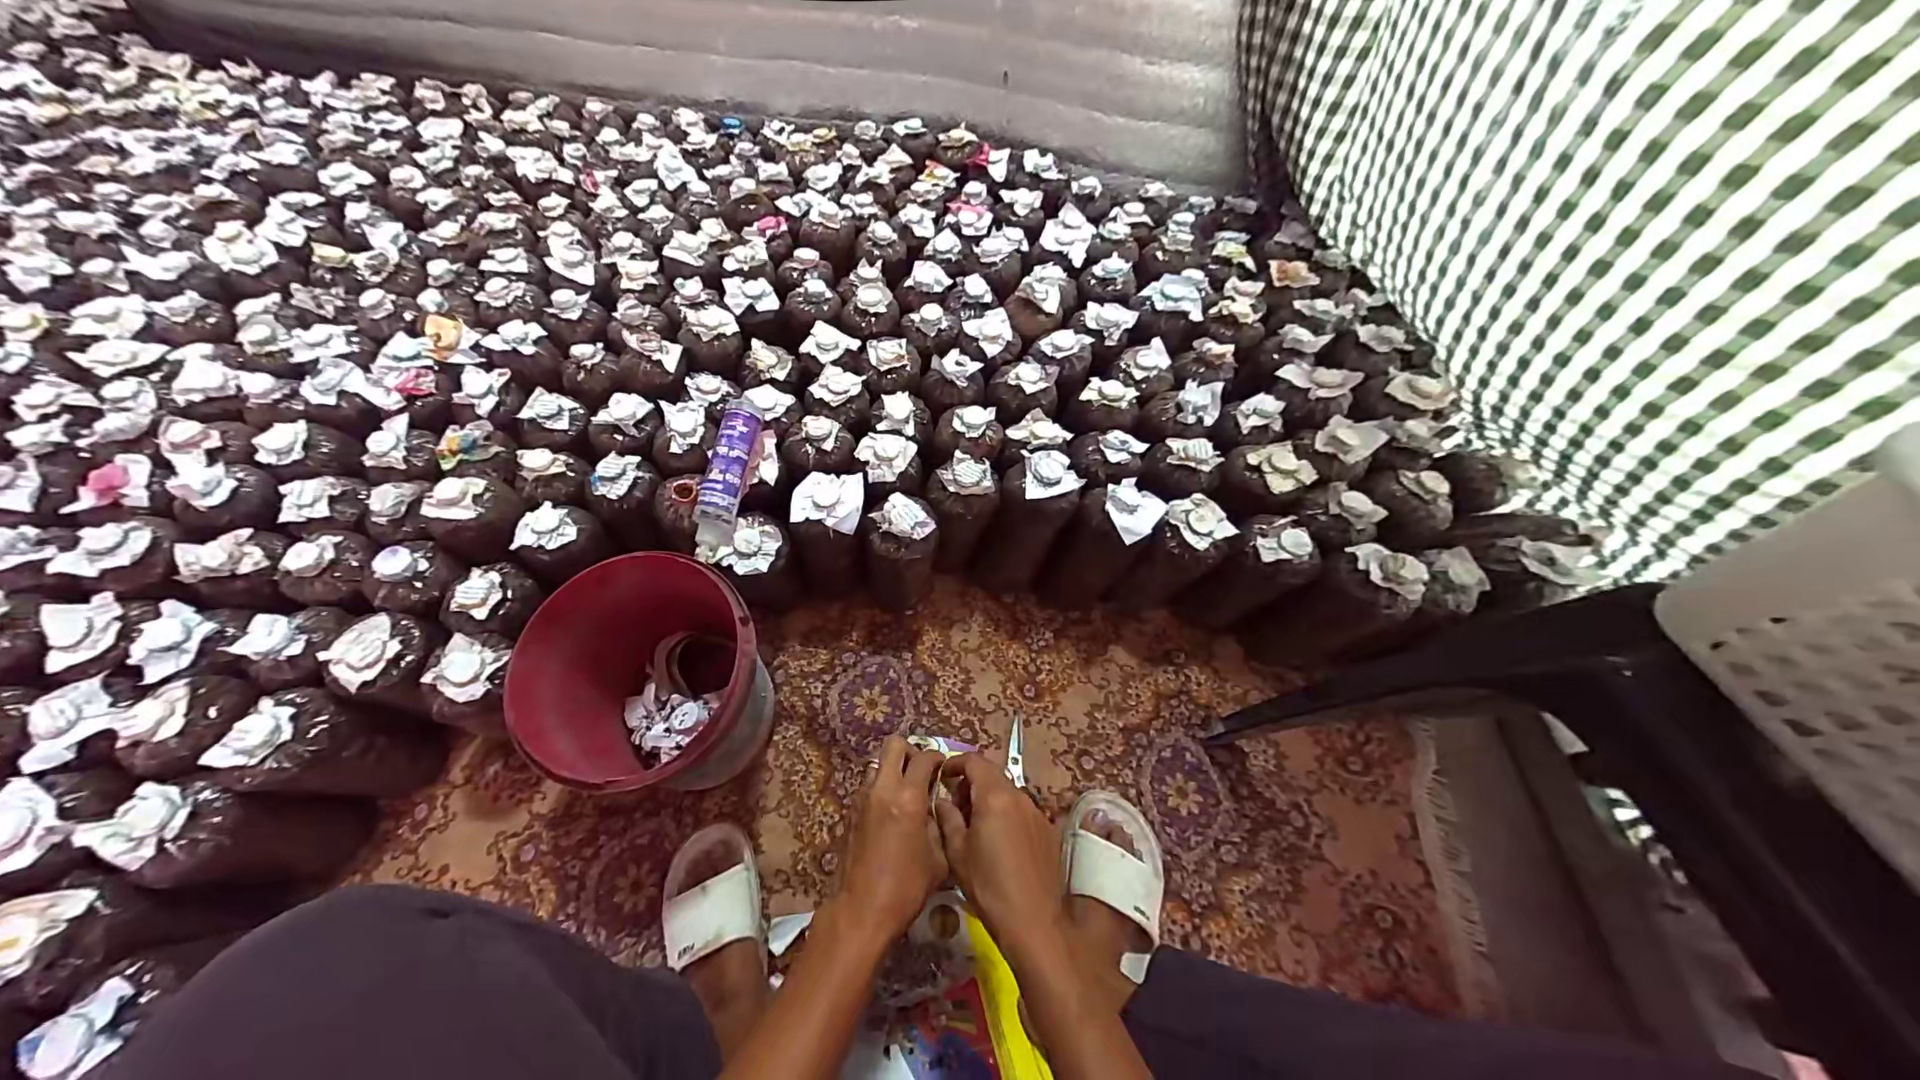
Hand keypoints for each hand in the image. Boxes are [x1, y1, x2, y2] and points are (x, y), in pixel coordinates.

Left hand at [835, 735, 948, 939]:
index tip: (944, 769)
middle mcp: (882, 789)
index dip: (938, 758)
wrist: (860, 911)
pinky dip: (882, 789)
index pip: (924, 757)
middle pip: (893, 745)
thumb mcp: (938, 858)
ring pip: (877, 764)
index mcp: (908, 797)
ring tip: (906, 793)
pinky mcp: (850, 813)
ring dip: (893, 770)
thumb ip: (939, 825)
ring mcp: (862, 799)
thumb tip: (935, 810)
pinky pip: (868, 786)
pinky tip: (892, 813)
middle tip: (921, 771)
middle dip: (910, 752)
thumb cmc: (906, 888)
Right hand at [933, 752, 1063, 958]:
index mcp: (995, 796)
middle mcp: (1020, 797)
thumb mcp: (957, 852)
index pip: (974, 761)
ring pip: (1007, 794)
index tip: (942, 777)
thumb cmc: (988, 886)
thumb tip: (942, 801)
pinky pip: (1022, 812)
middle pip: (992, 776)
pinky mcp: (1049, 831)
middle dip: (970, 785)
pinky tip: (999, 844)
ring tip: (975, 829)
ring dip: (988, 801)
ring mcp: (1038, 813)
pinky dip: (1006, 816)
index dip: (955, 763)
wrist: (1033, 921)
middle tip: (954, 809)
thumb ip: (947, 818)